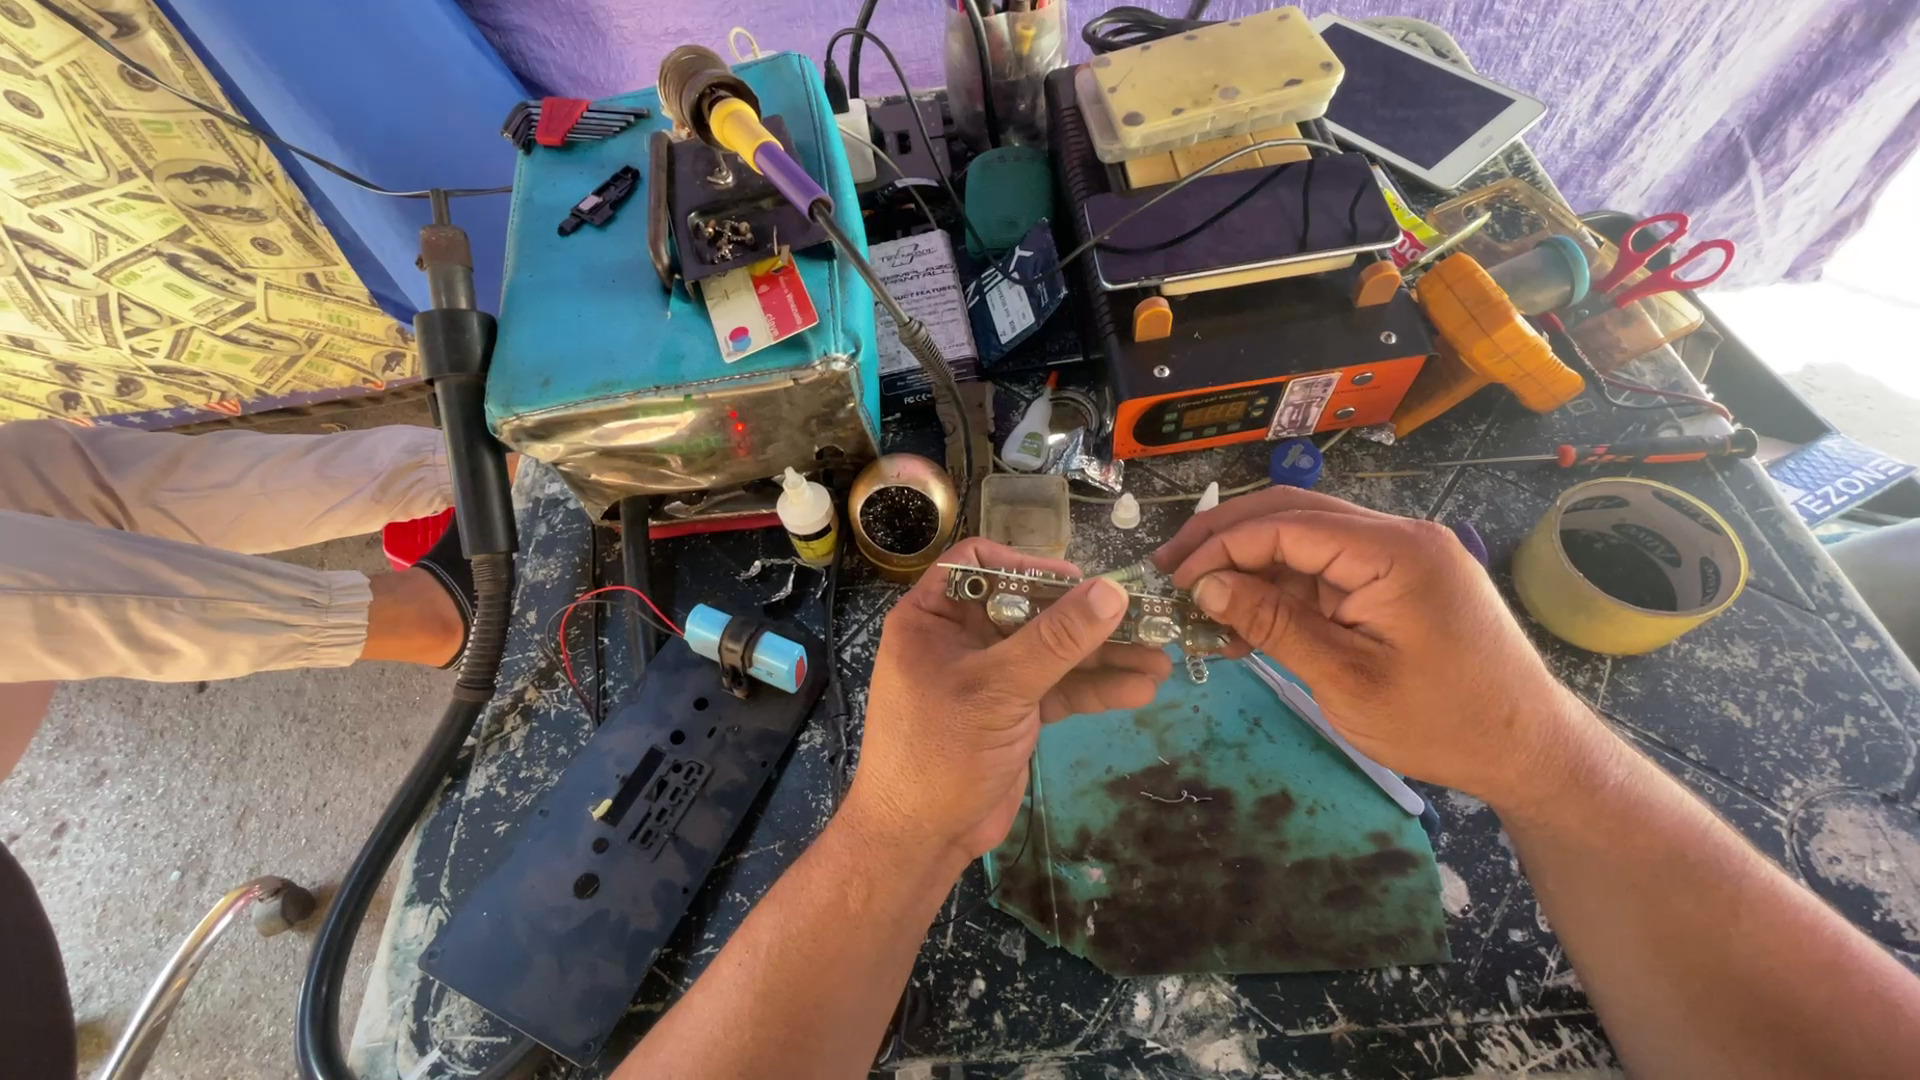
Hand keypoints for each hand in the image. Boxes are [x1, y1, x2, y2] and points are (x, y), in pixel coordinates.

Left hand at [848, 538, 1172, 862]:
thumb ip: (1056, 640)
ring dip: (1104, 656)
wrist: (920, 839)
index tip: (1075, 580)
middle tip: (1144, 619)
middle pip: (1031, 609)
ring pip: (1052, 652)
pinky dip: (1095, 689)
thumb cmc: (939, 751)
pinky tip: (1140, 689)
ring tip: (1161, 659)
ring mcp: (991, 676)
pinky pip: (1059, 688)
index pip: (978, 565)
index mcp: (934, 617)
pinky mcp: (1015, 711)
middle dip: (1086, 618)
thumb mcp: (997, 688)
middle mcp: (962, 638)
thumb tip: (1112, 592)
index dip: (1025, 565)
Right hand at [1155, 488, 1601, 809]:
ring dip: (1246, 563)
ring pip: (1302, 537)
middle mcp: (1397, 536)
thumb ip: (1273, 623)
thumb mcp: (1346, 678)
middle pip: (1291, 513)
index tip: (1175, 583)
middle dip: (1223, 537)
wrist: (1529, 752)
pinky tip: (1243, 614)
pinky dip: (1277, 587)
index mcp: (1395, 551)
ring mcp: (1397, 556)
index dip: (1221, 549)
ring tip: (1197, 596)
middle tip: (1169, 567)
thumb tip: (1204, 586)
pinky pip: (1322, 568)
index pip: (1286, 526)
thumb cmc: (1443, 722)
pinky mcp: (1393, 580)